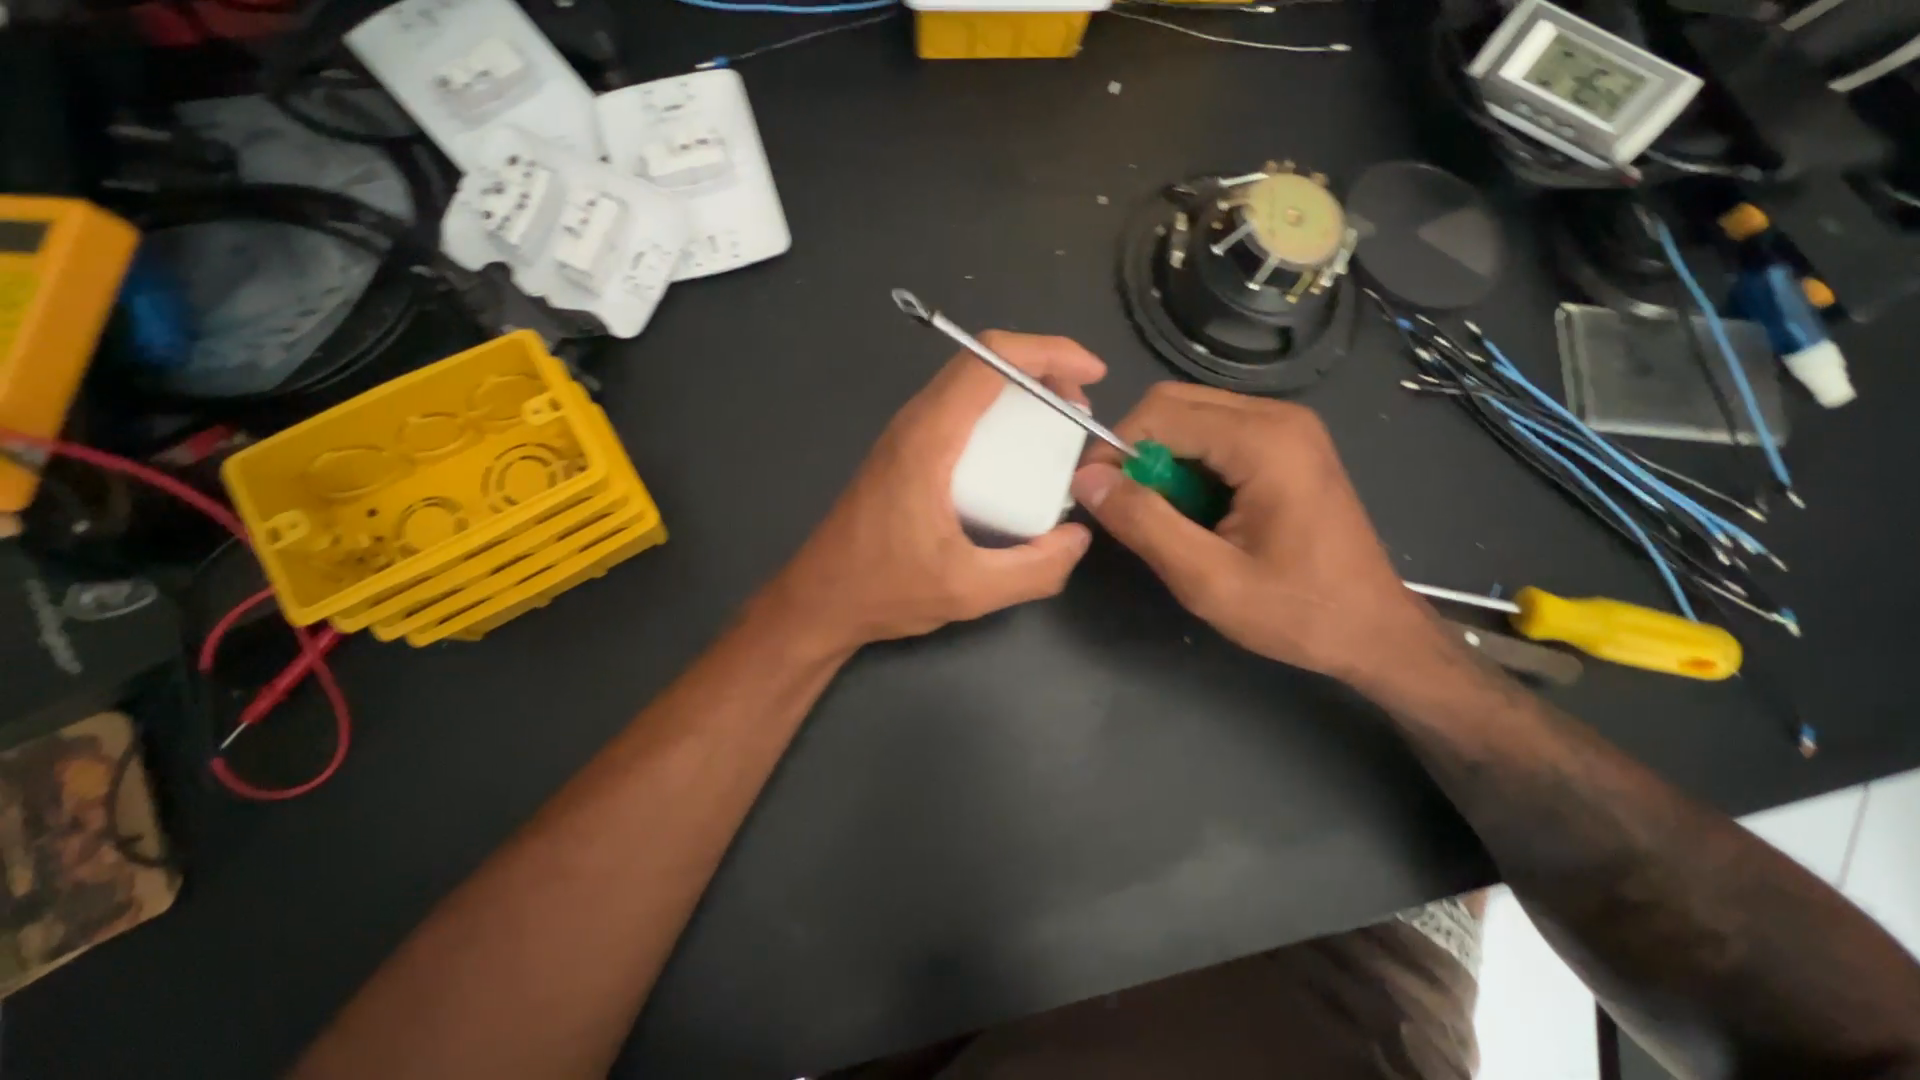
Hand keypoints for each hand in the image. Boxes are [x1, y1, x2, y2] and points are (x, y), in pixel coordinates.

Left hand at [768, 332, 1103, 650]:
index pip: (989, 360)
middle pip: (982, 362)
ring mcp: (905, 434)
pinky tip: (1016, 454)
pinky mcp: (903, 451)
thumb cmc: (885, 590)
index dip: (1049, 352)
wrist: (818, 601)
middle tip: (1081, 411)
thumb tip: (1078, 537)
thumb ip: (1036, 569)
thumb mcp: (970, 590)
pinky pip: (958, 409)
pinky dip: (997, 411)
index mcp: (929, 439)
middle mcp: (914, 422)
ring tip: (1058, 428)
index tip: (1093, 373)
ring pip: (968, 383)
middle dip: (1042, 370)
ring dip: (1019, 389)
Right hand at [1071, 383, 1437, 682]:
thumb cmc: (1297, 612)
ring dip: (1164, 462)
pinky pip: (1217, 436)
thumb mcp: (1208, 579)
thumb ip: (1144, 523)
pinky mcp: (1289, 446)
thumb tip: (1086, 480)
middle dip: (1137, 452)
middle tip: (1130, 510)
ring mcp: (1288, 428)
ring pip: (1192, 418)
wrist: (1375, 630)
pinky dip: (1191, 466)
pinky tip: (1198, 514)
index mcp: (1264, 441)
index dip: (1114, 449)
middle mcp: (1277, 417)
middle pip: (1175, 404)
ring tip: (1167, 519)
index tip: (1096, 497)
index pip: (1160, 412)